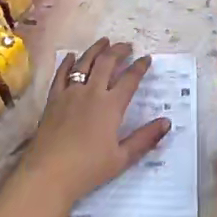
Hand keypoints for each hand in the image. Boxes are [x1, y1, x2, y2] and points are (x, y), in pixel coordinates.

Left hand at [17, 38, 170, 206]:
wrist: (48, 174)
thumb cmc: (88, 169)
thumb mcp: (122, 158)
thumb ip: (145, 138)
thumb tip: (167, 122)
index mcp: (111, 105)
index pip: (130, 79)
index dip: (140, 66)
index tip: (146, 58)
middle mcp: (92, 92)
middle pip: (107, 63)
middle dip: (119, 51)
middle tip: (127, 46)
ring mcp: (70, 93)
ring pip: (85, 62)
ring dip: (97, 49)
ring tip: (105, 41)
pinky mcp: (54, 99)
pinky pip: (61, 74)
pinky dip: (68, 62)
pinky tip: (72, 56)